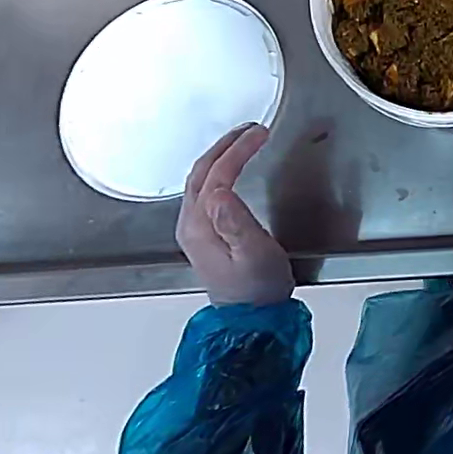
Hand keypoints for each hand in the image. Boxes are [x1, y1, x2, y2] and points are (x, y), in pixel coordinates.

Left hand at [177, 124, 295, 305]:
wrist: (251, 324)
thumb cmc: (258, 290)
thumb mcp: (255, 255)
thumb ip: (236, 223)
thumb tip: (220, 192)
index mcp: (200, 226)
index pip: (216, 174)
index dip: (238, 150)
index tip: (261, 133)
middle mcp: (191, 225)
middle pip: (202, 172)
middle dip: (226, 145)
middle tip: (252, 129)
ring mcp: (195, 230)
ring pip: (201, 180)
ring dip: (221, 155)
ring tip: (244, 140)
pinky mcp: (204, 235)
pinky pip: (206, 190)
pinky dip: (220, 170)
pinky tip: (233, 169)